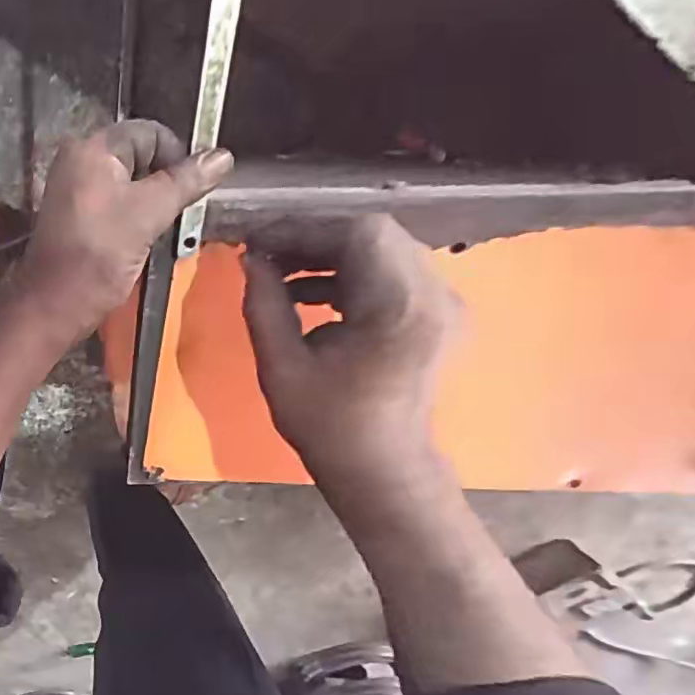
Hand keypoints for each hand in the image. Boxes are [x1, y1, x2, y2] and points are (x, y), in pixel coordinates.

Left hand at [15, 120, 234, 336]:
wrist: (53, 307)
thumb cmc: (98, 256)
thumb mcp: (149, 214)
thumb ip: (186, 181)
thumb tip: (222, 157)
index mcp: (90, 149)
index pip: (149, 133)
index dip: (177, 155)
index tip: (192, 188)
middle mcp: (76, 164)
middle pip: (137, 159)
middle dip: (163, 183)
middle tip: (178, 212)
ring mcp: (71, 194)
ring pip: (126, 188)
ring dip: (149, 206)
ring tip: (158, 231)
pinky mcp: (72, 222)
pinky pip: (111, 210)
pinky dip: (130, 221)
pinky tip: (138, 242)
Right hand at [240, 214, 460, 485]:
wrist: (381, 466)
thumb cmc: (327, 424)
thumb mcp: (280, 366)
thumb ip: (264, 307)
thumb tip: (252, 261)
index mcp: (398, 307)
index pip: (358, 234)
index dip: (302, 228)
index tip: (259, 240)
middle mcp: (433, 293)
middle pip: (374, 235)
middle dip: (313, 238)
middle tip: (266, 253)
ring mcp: (442, 302)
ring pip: (383, 250)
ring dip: (329, 255)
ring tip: (280, 273)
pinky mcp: (436, 312)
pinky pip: (391, 273)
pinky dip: (348, 274)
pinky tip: (309, 292)